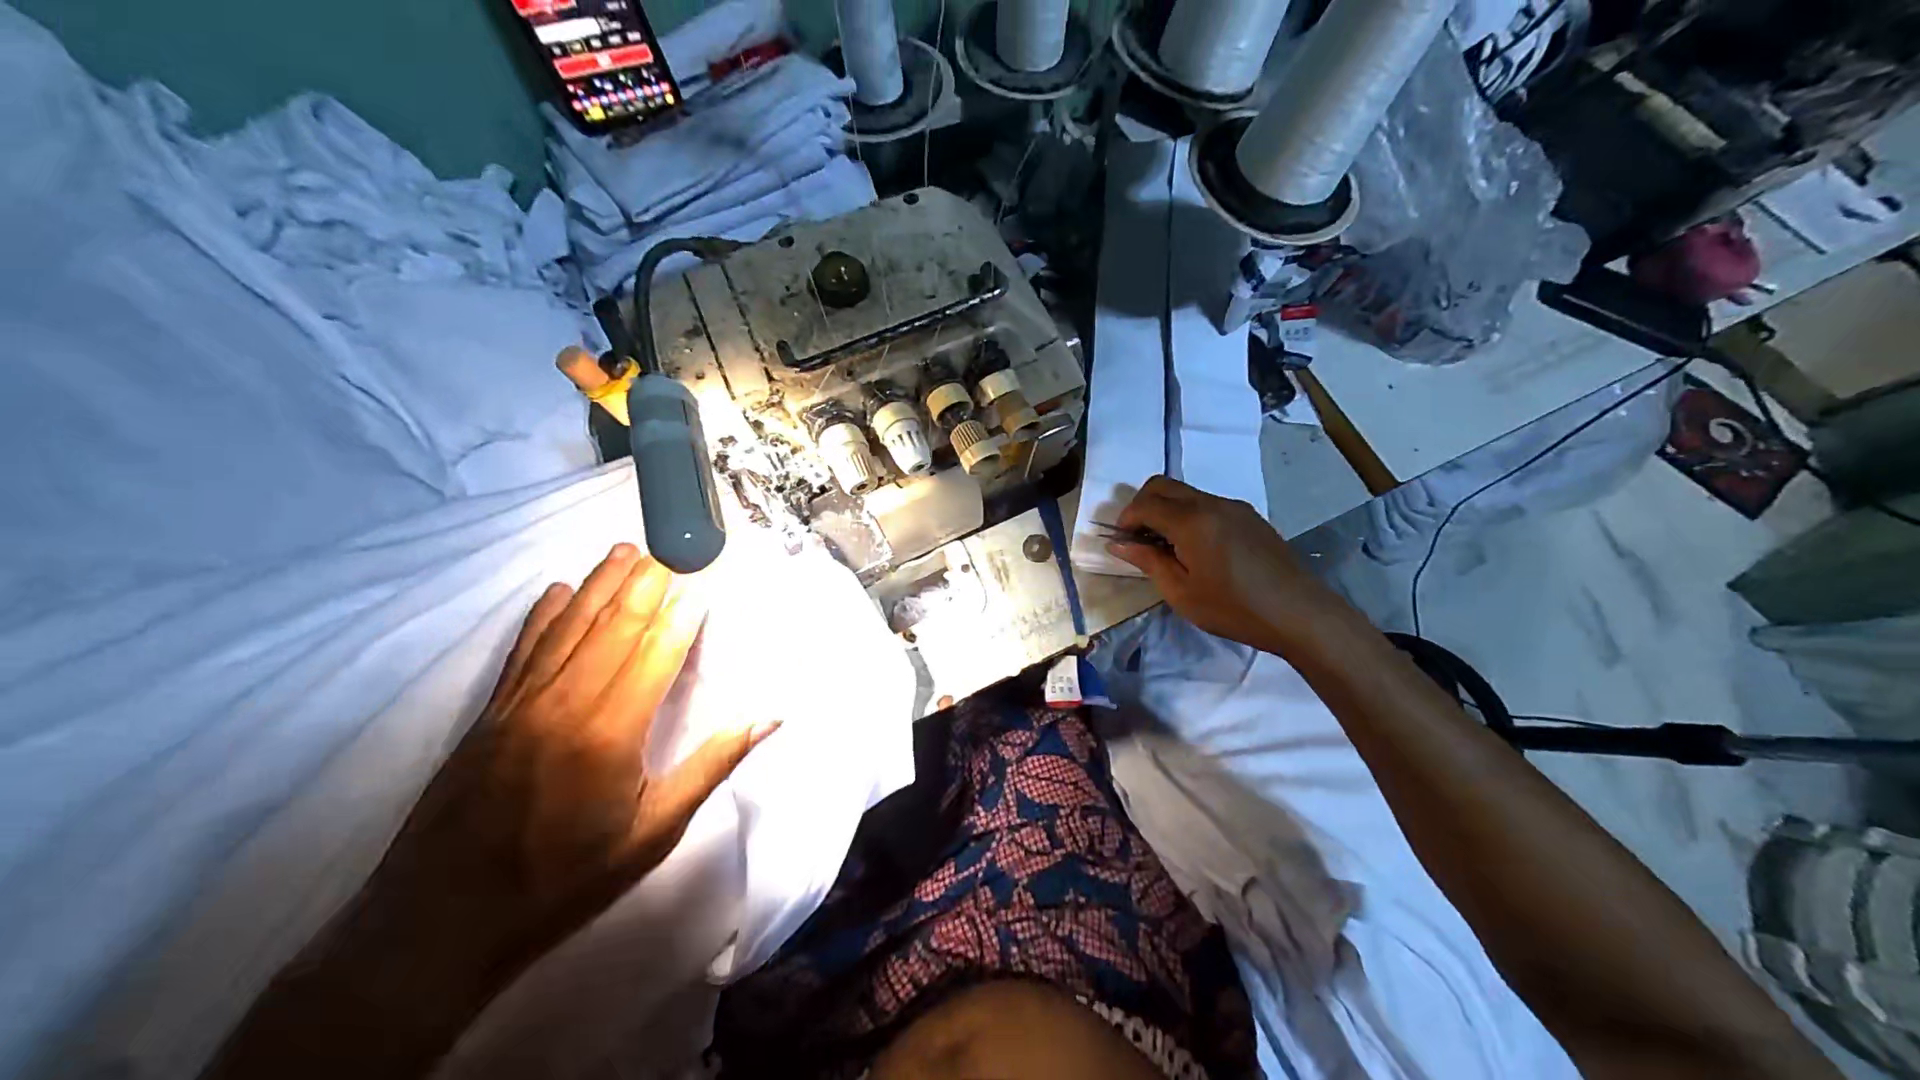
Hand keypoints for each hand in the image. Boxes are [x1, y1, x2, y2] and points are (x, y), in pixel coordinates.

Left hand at [208, 545, 777, 1079]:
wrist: (442, 922)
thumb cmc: (566, 879)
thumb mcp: (654, 832)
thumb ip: (711, 765)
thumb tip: (768, 718)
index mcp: (611, 731)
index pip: (656, 652)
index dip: (682, 614)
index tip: (701, 581)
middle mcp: (565, 702)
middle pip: (613, 626)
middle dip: (645, 582)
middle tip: (669, 545)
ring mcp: (520, 703)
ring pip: (569, 627)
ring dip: (599, 584)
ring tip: (625, 548)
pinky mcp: (489, 713)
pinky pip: (523, 650)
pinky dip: (543, 615)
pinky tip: (557, 589)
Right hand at [1107, 476, 1348, 654]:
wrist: (1299, 613)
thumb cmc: (1234, 608)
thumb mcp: (1182, 593)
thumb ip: (1148, 561)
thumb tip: (1118, 543)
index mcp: (1192, 521)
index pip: (1145, 503)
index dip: (1126, 519)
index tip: (1121, 543)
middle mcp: (1212, 504)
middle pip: (1163, 486)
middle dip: (1142, 505)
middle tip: (1138, 538)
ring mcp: (1234, 507)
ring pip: (1186, 493)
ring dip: (1166, 510)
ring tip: (1166, 547)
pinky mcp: (1249, 516)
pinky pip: (1207, 504)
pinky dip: (1188, 515)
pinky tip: (1195, 548)